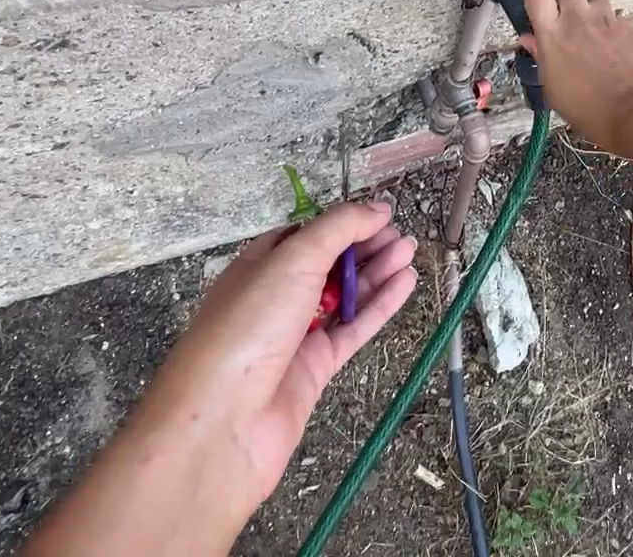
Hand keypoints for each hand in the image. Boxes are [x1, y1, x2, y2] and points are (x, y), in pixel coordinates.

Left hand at [142, 202, 416, 507]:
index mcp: (260, 266)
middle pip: (330, 263)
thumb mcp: (292, 259)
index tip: (380, 215)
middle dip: (366, 246)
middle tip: (402, 236)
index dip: (343, 223)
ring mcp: (297, 334)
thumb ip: (339, 228)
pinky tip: (404, 283)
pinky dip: (380, 305)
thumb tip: (378, 209)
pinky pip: (354, 329)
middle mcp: (277, 297)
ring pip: (346, 296)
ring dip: (378, 271)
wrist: (223, 423)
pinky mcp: (316, 367)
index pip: (308, 235)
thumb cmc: (248, 328)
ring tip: (410, 252)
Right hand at [519, 0, 632, 153]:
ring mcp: (606, 20)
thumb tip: (532, 40)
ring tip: (590, 31)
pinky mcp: (628, 27)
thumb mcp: (553, 89)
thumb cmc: (589, 109)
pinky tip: (610, 46)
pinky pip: (614, 15)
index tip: (538, 10)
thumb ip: (542, 57)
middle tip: (564, 18)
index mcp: (553, 34)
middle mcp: (578, 19)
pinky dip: (609, 25)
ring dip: (590, 9)